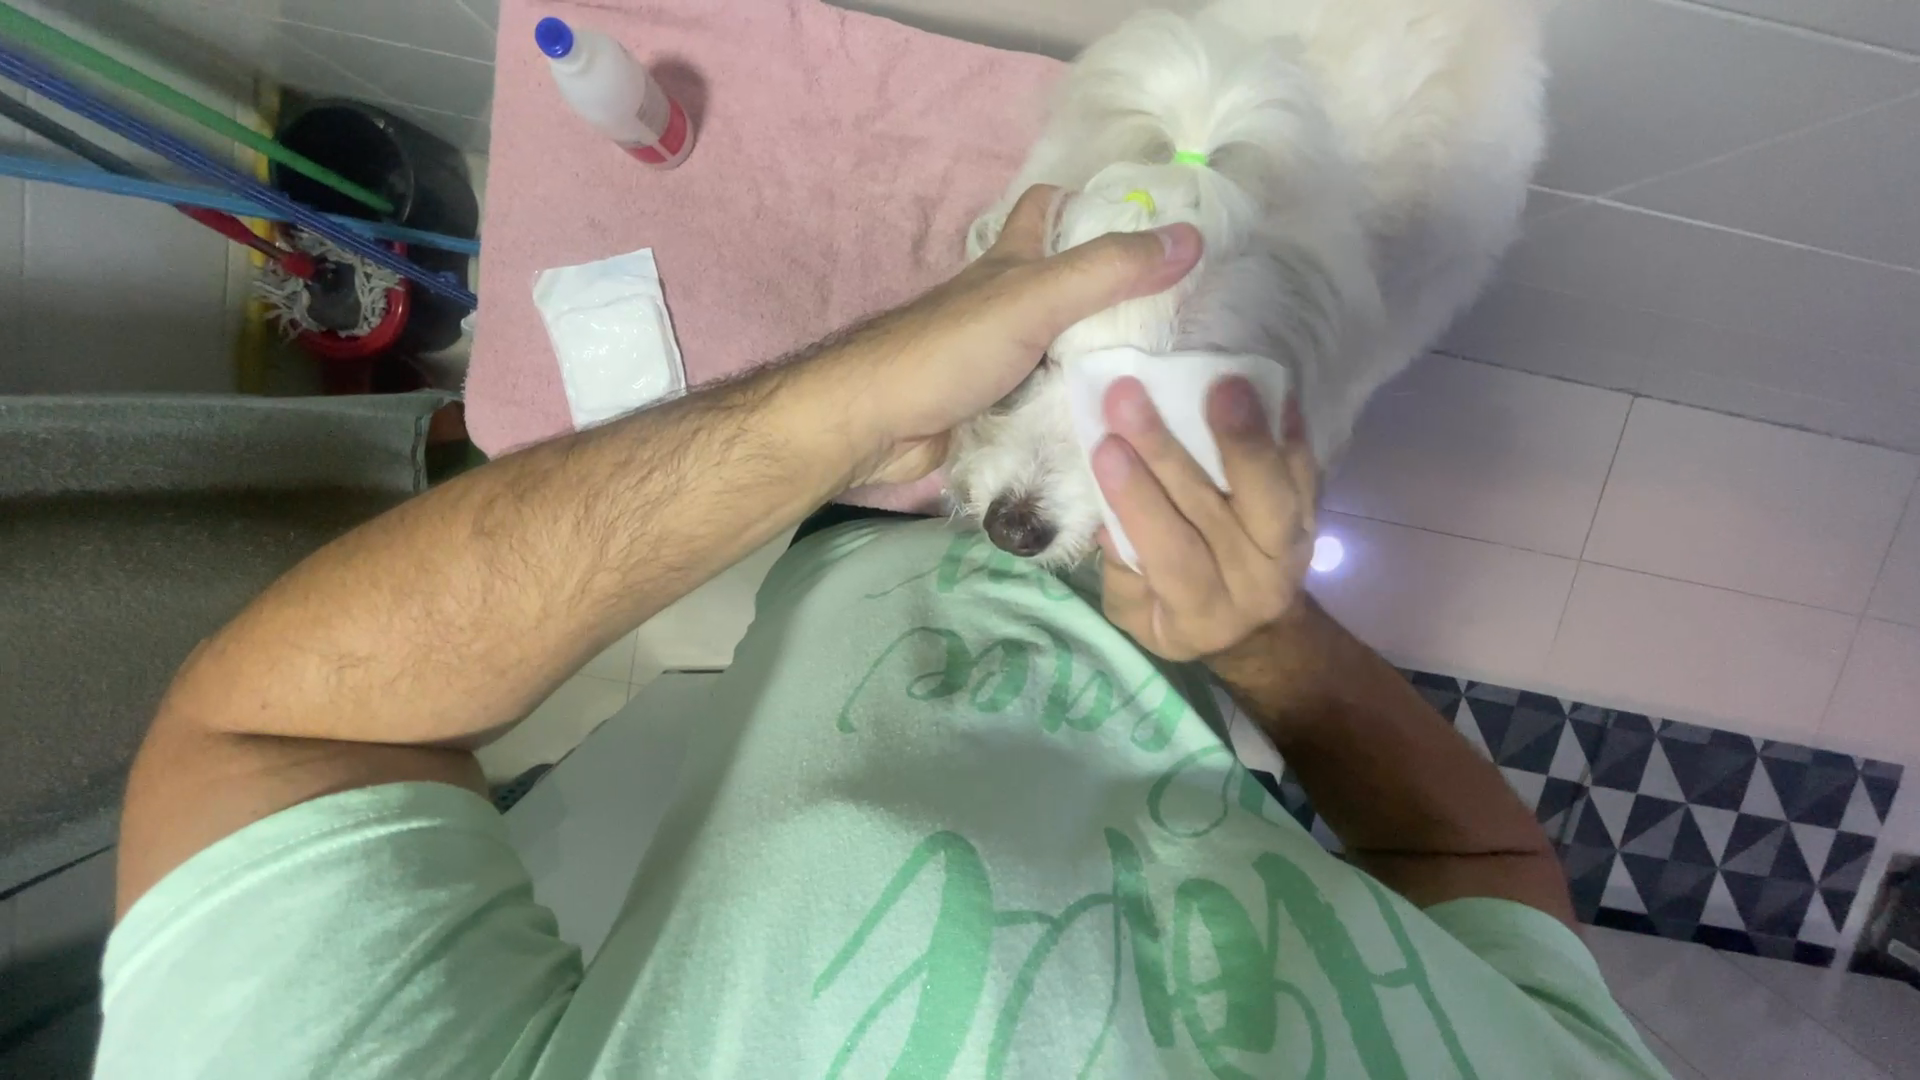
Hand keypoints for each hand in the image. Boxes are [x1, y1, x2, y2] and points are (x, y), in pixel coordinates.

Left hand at [812, 184, 1202, 486]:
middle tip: (1178, 317)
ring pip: (1061, 348)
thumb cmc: (950, 349)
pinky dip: (1076, 404)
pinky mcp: (995, 407)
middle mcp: (1005, 306)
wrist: (879, 424)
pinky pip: (1048, 399)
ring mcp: (999, 360)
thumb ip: (1106, 271)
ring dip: (1101, 359)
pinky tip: (1116, 419)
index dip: (1090, 202)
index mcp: (1011, 264)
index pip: (1048, 207)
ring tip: (1166, 374)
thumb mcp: (1034, 298)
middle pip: (1067, 286)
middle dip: (1114, 295)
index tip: (1151, 226)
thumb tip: (1191, 238)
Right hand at [1092, 376, 1318, 661]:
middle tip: (1129, 398)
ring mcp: (1291, 550)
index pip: (1170, 553)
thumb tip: (1111, 518)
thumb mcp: (1134, 614)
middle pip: (1215, 514)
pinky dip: (1289, 432)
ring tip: (1222, 384)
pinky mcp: (1314, 520)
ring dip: (1245, 437)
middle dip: (1167, 452)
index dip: (1137, 501)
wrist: (1254, 630)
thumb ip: (1122, 572)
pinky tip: (1269, 389)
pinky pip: (1307, 474)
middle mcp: (1253, 585)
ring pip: (1272, 494)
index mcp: (1200, 614)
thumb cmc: (1175, 615)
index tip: (1104, 447)